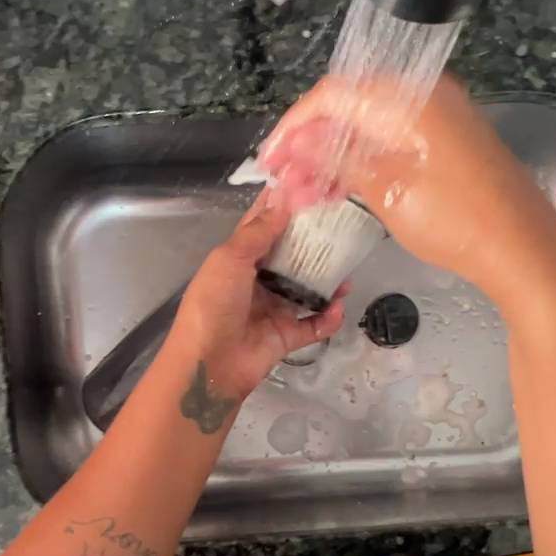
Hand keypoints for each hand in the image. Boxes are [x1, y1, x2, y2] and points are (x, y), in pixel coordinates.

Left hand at [165, 192, 346, 409]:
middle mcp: (256, 283)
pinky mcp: (286, 337)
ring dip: (328, 283)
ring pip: (307, 291)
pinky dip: (328, 319)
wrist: (209, 364)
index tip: (310, 191)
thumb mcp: (229, 260)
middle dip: (314, 246)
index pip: (262, 228)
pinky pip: (313, 325)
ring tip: (347, 274)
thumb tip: (282, 204)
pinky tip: (339, 308)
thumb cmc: (213, 305)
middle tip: (342, 230)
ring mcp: (273, 311)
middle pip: (291, 258)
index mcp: (238, 261)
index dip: (282, 209)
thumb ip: (257, 233)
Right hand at [258, 75, 555, 298]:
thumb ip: (337, 161)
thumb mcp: (387, 192)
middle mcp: (425, 97)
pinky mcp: (443, 142)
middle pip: (349, 108)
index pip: (333, 96)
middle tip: (284, 181)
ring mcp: (437, 119)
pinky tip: (338, 189)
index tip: (270, 158)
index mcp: (411, 98)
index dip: (293, 126)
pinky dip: (360, 162)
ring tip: (304, 193)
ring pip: (366, 127)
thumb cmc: (461, 222)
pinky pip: (389, 140)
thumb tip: (298, 146)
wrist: (522, 249)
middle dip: (309, 144)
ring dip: (332, 156)